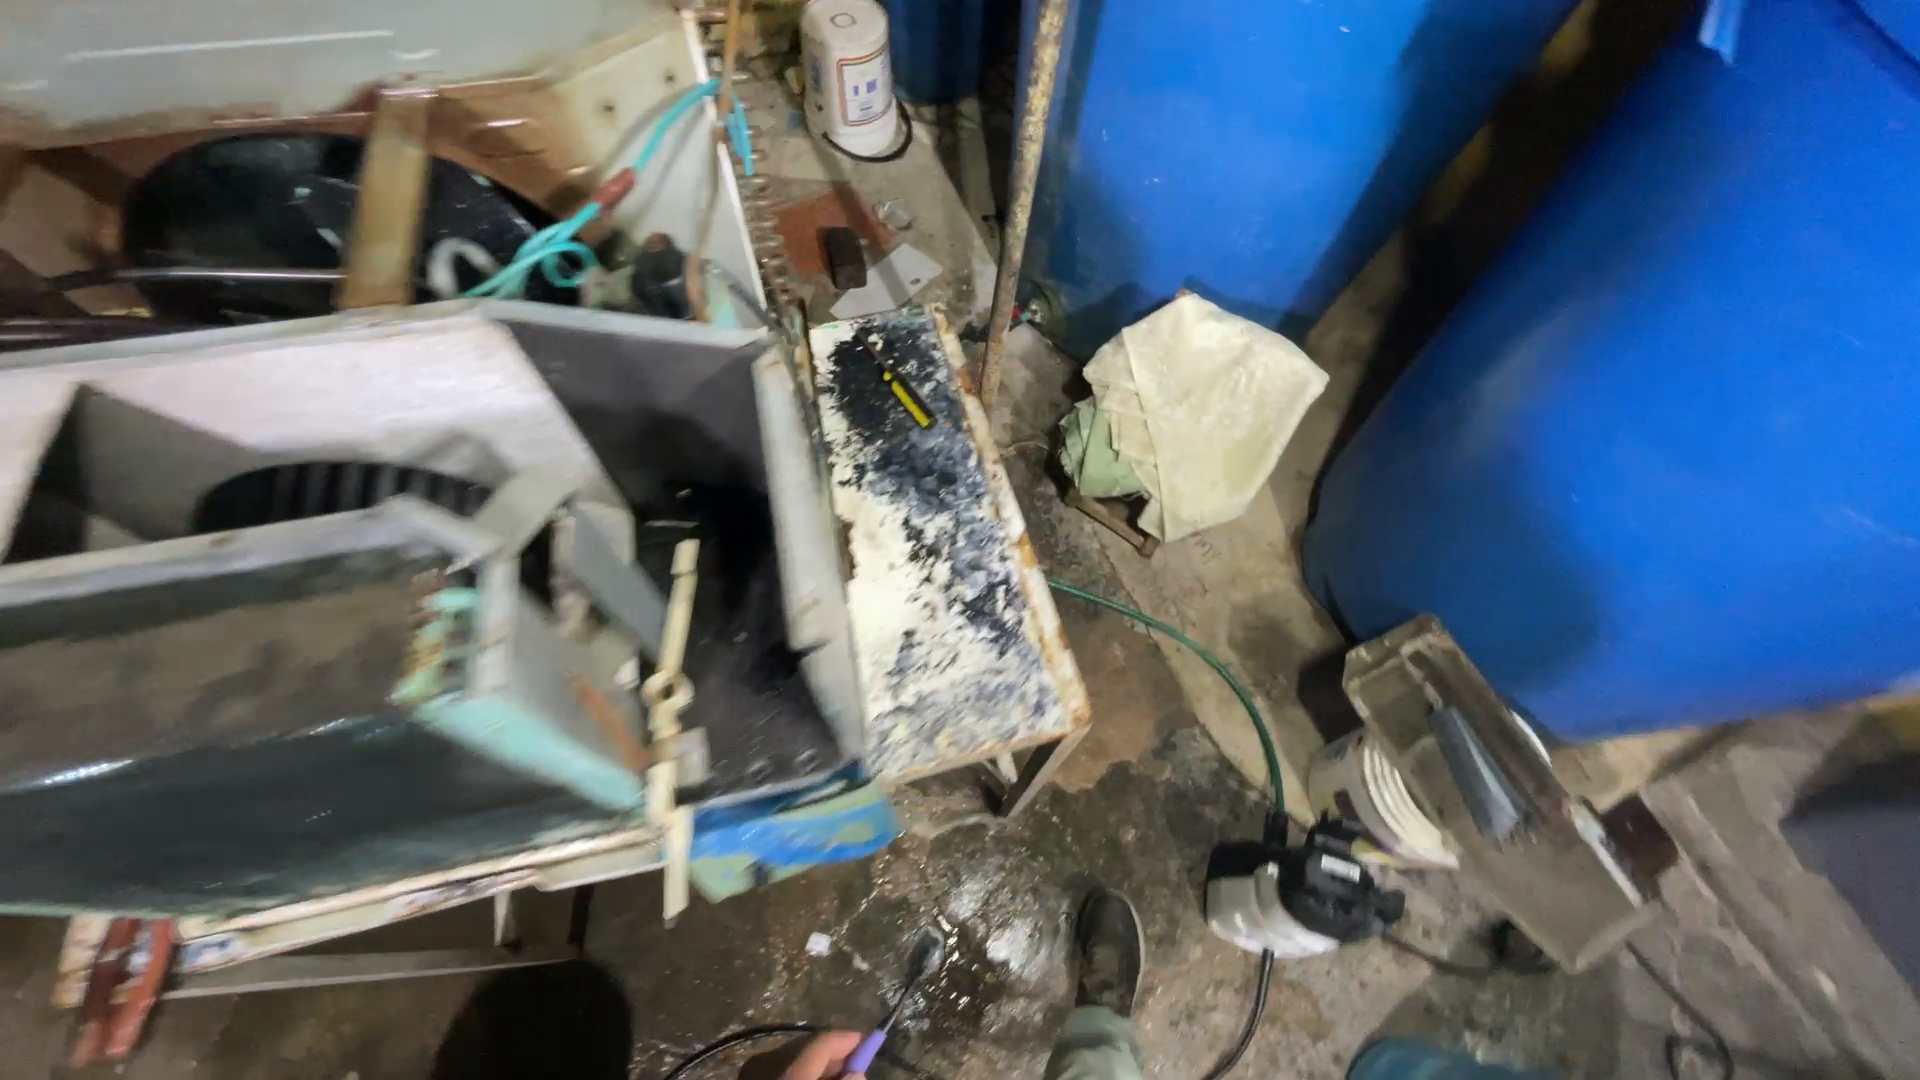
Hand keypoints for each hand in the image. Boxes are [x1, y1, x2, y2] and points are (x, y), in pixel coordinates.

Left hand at [738, 1031, 866, 1079]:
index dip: (848, 1039)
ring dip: (816, 1061)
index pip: (822, 1040)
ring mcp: (751, 1068)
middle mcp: (766, 1059)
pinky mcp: (746, 1074)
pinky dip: (798, 1069)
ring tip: (834, 1074)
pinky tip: (810, 1077)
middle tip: (854, 1065)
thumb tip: (857, 1072)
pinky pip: (779, 1065)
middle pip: (808, 1044)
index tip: (870, 1043)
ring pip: (793, 1054)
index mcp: (786, 1068)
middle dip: (833, 1052)